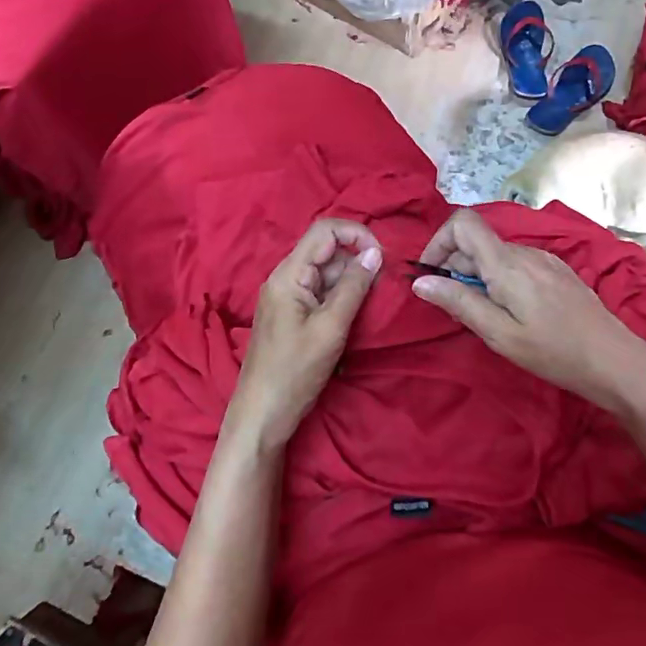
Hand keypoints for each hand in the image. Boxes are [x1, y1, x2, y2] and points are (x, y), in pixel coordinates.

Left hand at [228, 218, 382, 447]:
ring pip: (328, 273)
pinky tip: (357, 315)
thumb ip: (353, 287)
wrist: (262, 415)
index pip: (325, 230)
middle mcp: (286, 278)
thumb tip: (375, 253)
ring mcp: (289, 297)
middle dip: (359, 261)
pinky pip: (323, 293)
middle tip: (383, 288)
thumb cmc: (295, 371)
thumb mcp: (331, 327)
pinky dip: (343, 298)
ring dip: (353, 282)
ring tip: (372, 305)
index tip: (382, 258)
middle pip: (328, 251)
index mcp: (289, 274)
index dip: (357, 234)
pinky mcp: (294, 315)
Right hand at [412, 209, 645, 412]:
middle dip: (454, 268)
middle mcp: (525, 251)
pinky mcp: (557, 271)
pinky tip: (510, 311)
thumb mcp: (499, 333)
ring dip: (477, 276)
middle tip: (454, 309)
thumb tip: (421, 281)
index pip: (462, 223)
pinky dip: (499, 279)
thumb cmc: (553, 351)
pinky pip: (516, 264)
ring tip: (482, 315)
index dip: (438, 242)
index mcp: (506, 263)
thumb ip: (459, 302)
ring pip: (496, 255)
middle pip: (477, 242)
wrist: (614, 359)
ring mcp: (544, 259)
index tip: (431, 277)